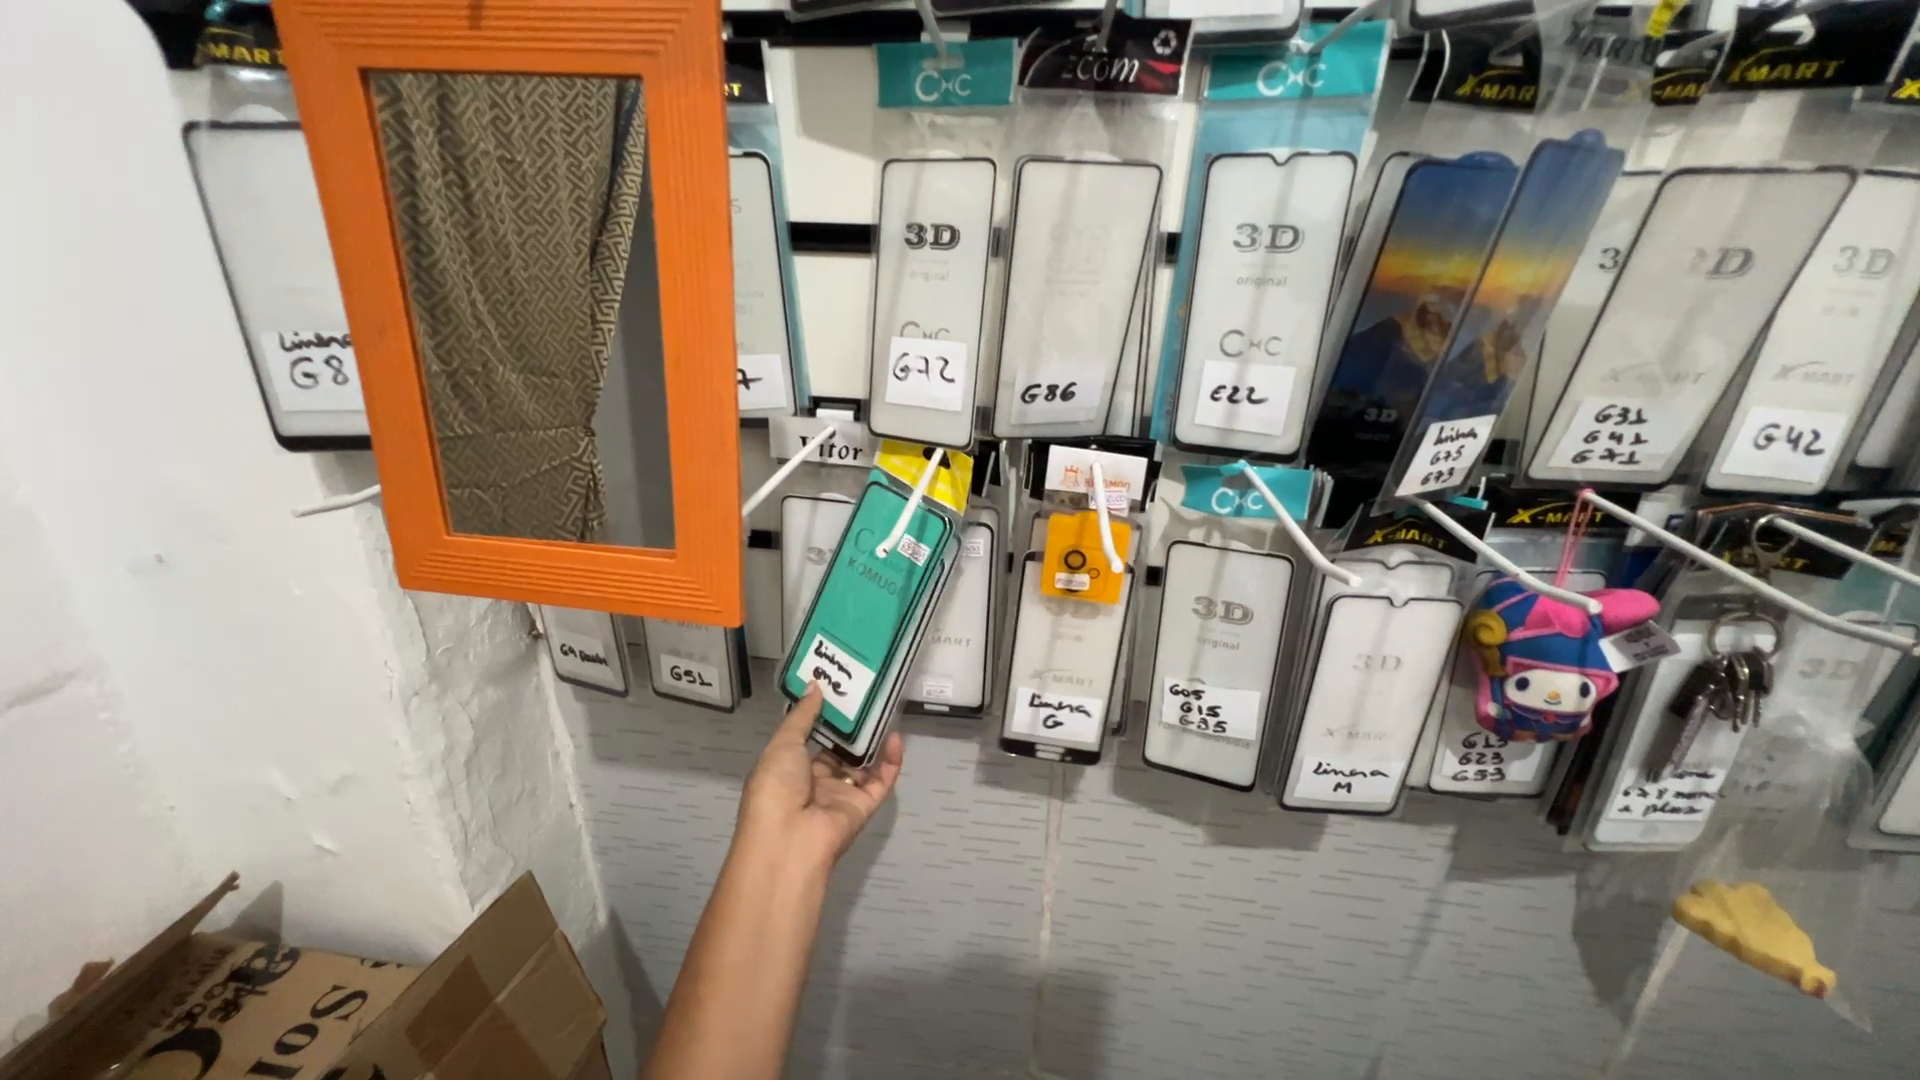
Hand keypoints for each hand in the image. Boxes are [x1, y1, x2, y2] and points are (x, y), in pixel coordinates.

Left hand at [736, 684, 904, 871]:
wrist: (789, 840)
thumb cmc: (776, 788)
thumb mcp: (782, 745)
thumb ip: (802, 716)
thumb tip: (815, 686)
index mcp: (789, 769)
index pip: (809, 739)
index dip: (822, 715)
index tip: (836, 688)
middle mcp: (815, 782)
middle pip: (837, 751)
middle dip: (850, 726)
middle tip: (864, 694)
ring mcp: (841, 795)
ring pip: (862, 764)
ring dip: (872, 741)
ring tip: (884, 709)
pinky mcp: (863, 806)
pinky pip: (881, 780)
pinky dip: (890, 760)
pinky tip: (896, 737)